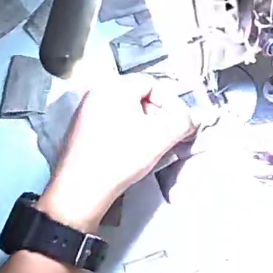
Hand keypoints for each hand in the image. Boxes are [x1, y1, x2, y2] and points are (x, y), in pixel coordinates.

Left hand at [40, 75, 194, 230]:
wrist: (81, 190)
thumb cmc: (120, 158)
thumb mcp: (161, 137)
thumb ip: (183, 121)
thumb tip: (191, 118)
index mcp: (114, 88)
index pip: (152, 83)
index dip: (171, 102)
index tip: (179, 122)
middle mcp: (96, 94)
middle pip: (138, 96)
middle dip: (158, 115)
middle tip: (168, 135)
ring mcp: (85, 113)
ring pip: (125, 112)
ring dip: (143, 126)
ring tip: (152, 146)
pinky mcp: (81, 132)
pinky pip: (111, 124)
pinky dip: (126, 134)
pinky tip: (131, 153)